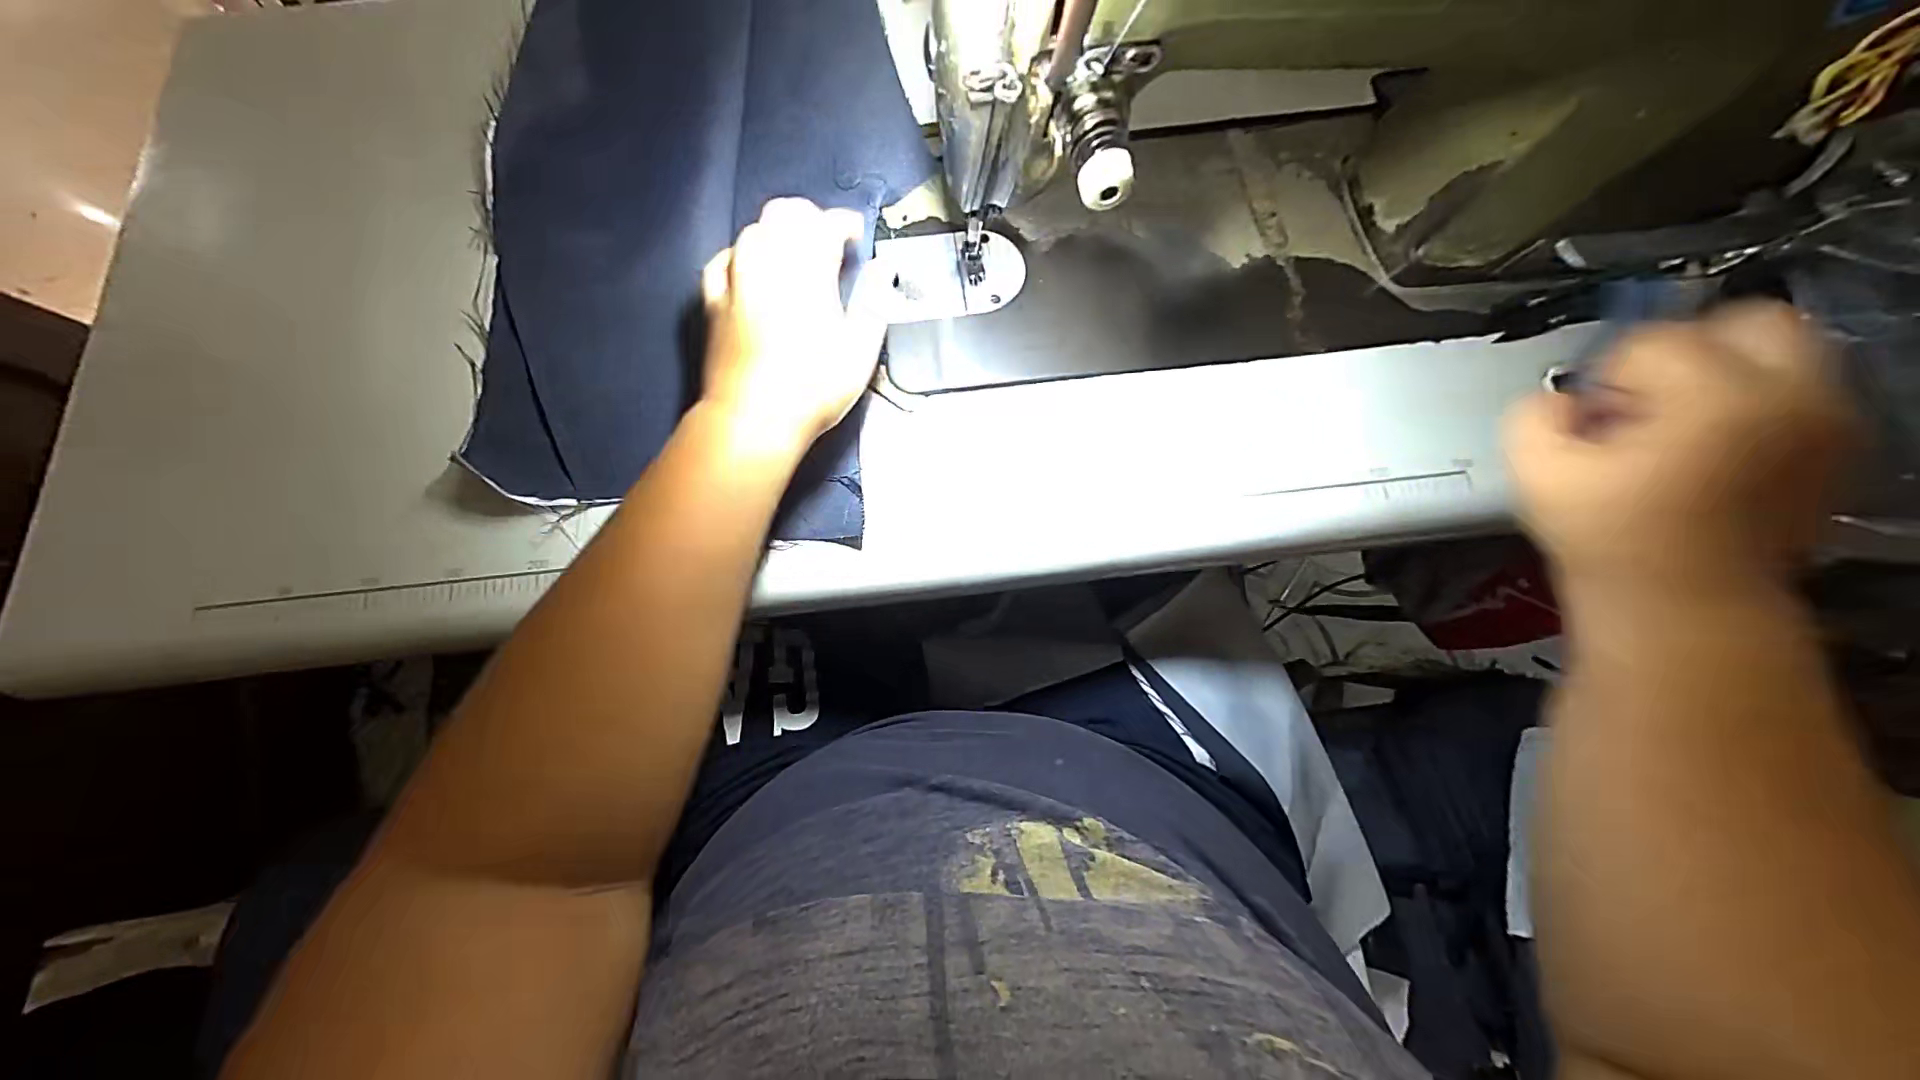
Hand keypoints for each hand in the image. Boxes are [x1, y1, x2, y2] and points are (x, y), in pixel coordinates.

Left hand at [698, 198, 885, 451]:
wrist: (754, 418)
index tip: (855, 234)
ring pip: (752, 231)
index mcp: (809, 270)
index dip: (844, 223)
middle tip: (826, 240)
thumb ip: (874, 302)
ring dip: (777, 234)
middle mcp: (768, 263)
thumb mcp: (860, 349)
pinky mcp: (713, 301)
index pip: (825, 224)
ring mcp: (736, 279)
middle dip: (808, 218)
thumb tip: (883, 270)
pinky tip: (750, 269)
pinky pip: (724, 260)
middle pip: (784, 214)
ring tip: (793, 255)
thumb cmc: (814, 388)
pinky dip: (742, 256)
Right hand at [1502, 301, 1852, 595]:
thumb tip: (1557, 400)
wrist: (1681, 601)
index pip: (1650, 340)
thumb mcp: (1535, 474)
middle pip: (1743, 321)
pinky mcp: (1834, 445)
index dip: (1602, 374)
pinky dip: (1744, 402)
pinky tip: (1699, 447)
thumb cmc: (1610, 539)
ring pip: (1773, 352)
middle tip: (1638, 397)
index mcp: (1715, 401)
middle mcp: (1790, 398)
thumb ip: (1530, 416)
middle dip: (1680, 350)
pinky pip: (1792, 389)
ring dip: (1713, 374)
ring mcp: (1825, 421)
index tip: (1588, 415)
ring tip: (1667, 426)